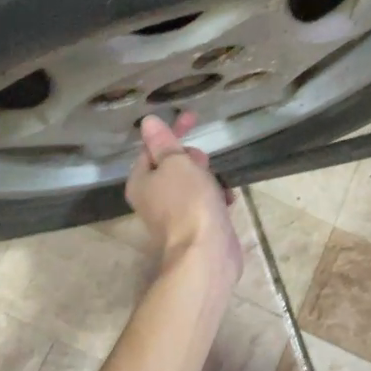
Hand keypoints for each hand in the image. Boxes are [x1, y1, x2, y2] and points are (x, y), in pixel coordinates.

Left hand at [125, 113, 241, 275]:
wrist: (205, 254)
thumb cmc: (187, 202)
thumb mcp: (176, 164)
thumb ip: (164, 143)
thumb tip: (147, 121)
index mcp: (141, 182)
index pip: (151, 148)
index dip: (172, 131)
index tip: (193, 117)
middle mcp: (153, 199)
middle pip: (171, 167)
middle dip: (191, 158)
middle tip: (204, 160)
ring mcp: (174, 215)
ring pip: (191, 185)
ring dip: (207, 178)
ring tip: (218, 181)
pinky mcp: (196, 227)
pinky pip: (205, 203)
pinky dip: (216, 197)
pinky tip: (229, 200)